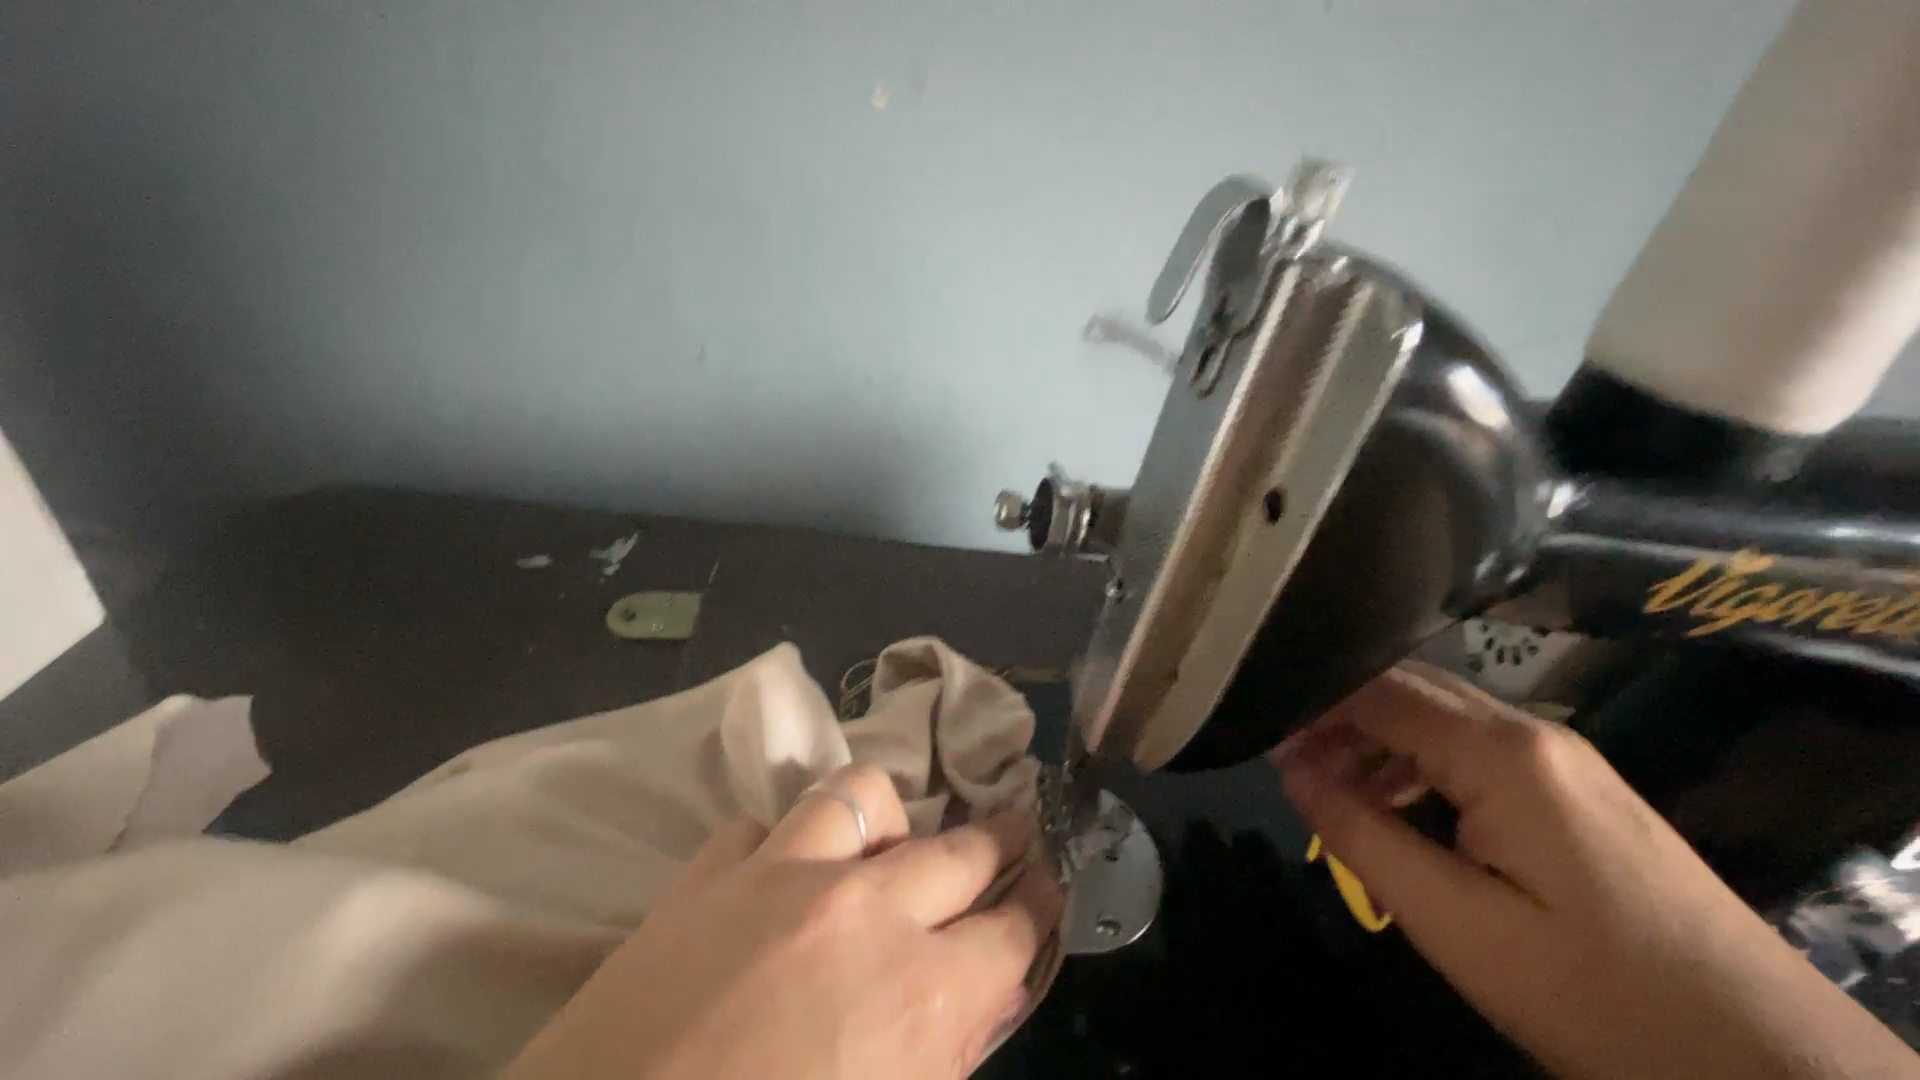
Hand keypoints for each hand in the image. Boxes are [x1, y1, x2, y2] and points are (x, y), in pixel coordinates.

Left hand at [503, 763, 1060, 1079]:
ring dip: (889, 819)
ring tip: (890, 841)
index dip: (1040, 905)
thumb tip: (984, 994)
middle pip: (961, 848)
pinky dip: (786, 842)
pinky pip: (766, 823)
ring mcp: (783, 876)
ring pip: (864, 795)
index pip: (1014, 927)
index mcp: (924, 994)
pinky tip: (782, 873)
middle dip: (1000, 841)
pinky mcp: (708, 872)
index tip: (1048, 885)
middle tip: (1011, 837)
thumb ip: (949, 1053)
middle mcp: (866, 911)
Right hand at [1278, 663, 1918, 1079]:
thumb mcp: (1455, 922)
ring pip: (1444, 721)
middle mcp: (1535, 733)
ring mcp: (1566, 762)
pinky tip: (1399, 810)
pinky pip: (1478, 754)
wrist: (1765, 1063)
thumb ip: (1362, 835)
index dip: (1311, 705)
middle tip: (1286, 762)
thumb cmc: (1592, 990)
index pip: (1379, 690)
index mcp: (1503, 752)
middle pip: (1413, 692)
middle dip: (1339, 717)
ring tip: (1330, 790)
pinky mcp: (1580, 794)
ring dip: (1378, 743)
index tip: (1259, 734)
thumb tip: (1291, 770)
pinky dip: (1422, 768)